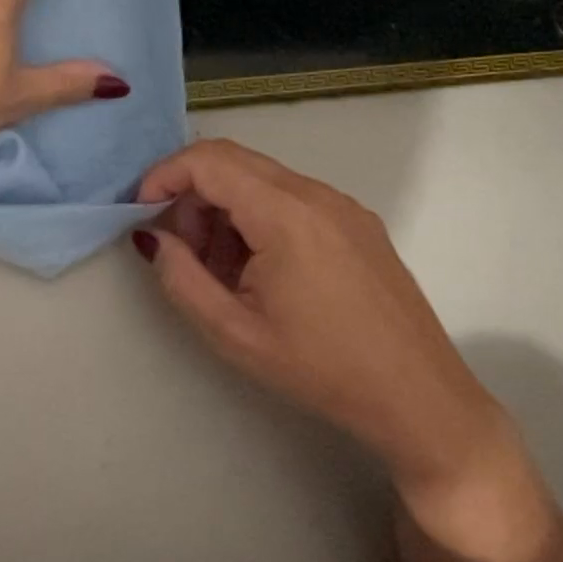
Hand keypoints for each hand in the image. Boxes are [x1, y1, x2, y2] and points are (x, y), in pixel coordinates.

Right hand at [133, 140, 510, 492]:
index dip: (163, 175)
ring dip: (225, 207)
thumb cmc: (322, 370)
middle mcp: (316, 194)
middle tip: (179, 247)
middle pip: (233, 160)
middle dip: (191, 193)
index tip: (140, 212)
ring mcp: (343, 205)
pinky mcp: (359, 223)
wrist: (422, 401)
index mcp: (285, 214)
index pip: (208, 160)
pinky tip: (261, 271)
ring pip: (262, 178)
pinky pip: (292, 198)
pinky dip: (258, 216)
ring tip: (220, 269)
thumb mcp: (234, 332)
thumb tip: (152, 238)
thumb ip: (180, 277)